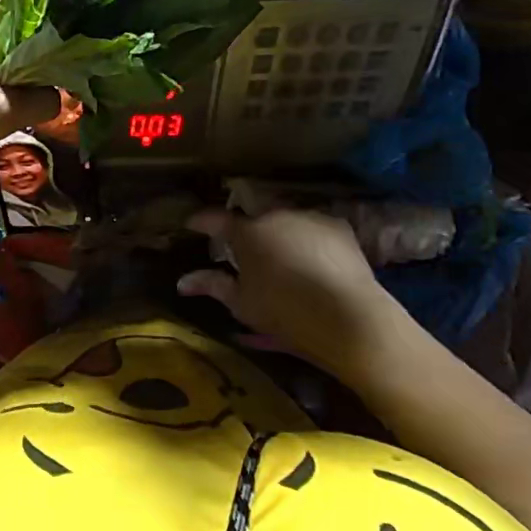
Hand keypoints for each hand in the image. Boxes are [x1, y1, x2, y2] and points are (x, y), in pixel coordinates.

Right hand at [178, 208, 404, 375]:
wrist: (347, 317)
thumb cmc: (284, 311)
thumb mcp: (241, 303)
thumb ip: (212, 285)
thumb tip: (182, 282)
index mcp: (247, 232)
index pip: (216, 219)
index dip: (201, 221)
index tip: (191, 224)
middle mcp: (277, 215)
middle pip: (253, 214)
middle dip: (243, 225)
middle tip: (239, 245)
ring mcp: (310, 217)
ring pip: (284, 218)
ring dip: (276, 231)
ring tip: (276, 252)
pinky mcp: (339, 227)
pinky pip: (312, 226)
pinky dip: (304, 237)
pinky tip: (307, 256)